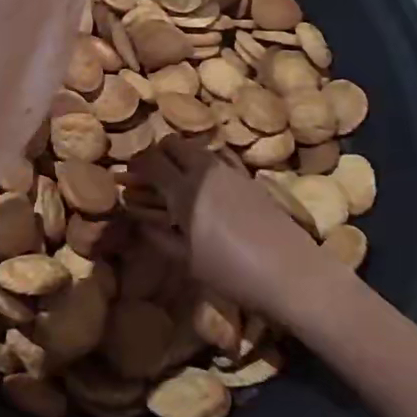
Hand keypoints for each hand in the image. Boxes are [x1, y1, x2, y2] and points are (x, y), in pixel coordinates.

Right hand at [127, 136, 334, 326]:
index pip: (150, 161)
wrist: (290, 272)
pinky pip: (220, 158)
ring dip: (182, 156)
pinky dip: (206, 163)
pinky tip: (208, 185)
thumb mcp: (188, 261)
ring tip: (178, 181)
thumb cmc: (231, 272)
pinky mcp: (250, 177)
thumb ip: (159, 236)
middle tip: (151, 177)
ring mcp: (231, 170)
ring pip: (197, 148)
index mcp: (184, 189)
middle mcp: (205, 170)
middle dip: (157, 154)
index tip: (126, 176)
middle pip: (173, 143)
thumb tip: (137, 218)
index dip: (135, 165)